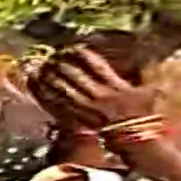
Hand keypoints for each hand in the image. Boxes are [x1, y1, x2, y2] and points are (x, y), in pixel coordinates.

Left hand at [35, 48, 156, 129]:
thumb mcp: (147, 92)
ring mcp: (80, 103)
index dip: (85, 56)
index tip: (74, 48)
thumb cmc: (139, 111)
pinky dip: (39, 87)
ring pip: (58, 85)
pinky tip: (32, 79)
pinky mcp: (67, 111)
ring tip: (39, 65)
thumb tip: (149, 62)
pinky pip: (48, 97)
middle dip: (61, 63)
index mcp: (117, 86)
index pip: (99, 67)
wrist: (127, 132)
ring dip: (47, 74)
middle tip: (52, 55)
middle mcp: (97, 93)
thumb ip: (143, 78)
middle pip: (74, 74)